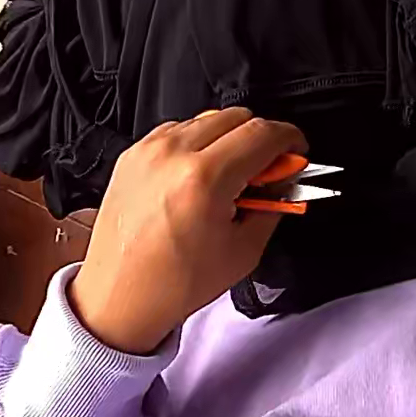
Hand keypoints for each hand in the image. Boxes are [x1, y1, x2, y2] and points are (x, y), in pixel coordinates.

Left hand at [69, 109, 305, 353]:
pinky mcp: (133, 155)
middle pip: (239, 116)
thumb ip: (275, 205)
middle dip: (263, 138)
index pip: (264, 133)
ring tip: (236, 174)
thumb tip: (287, 179)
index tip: (297, 152)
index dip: (291, 138)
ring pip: (211, 118)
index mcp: (205, 178)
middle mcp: (173, 155)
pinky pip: (181, 129)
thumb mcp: (245, 249)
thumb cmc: (174, 282)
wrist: (118, 300)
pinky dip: (203, 142)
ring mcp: (149, 151)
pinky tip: (207, 172)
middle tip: (270, 169)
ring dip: (233, 138)